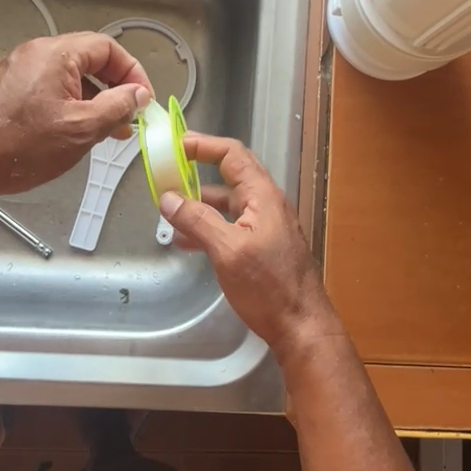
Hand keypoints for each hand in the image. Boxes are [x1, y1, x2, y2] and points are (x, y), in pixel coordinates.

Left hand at [0, 33, 151, 196]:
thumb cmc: (20, 147)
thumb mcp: (81, 128)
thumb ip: (117, 107)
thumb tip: (138, 94)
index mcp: (55, 54)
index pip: (107, 47)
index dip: (132, 72)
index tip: (142, 99)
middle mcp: (34, 53)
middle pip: (88, 60)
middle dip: (114, 88)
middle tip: (127, 117)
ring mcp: (17, 70)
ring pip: (69, 77)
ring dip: (93, 100)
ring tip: (105, 130)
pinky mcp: (5, 89)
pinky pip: (48, 88)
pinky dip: (69, 105)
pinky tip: (73, 132)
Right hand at [156, 132, 340, 359]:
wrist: (302, 325)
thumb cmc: (269, 286)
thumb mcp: (228, 251)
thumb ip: (198, 220)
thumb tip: (168, 198)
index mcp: (263, 195)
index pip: (233, 154)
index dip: (204, 145)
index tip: (176, 146)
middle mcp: (267, 204)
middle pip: (232, 174)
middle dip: (200, 169)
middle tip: (169, 169)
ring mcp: (266, 225)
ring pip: (229, 202)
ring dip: (201, 202)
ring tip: (169, 208)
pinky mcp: (263, 246)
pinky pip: (232, 225)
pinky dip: (209, 226)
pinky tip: (186, 240)